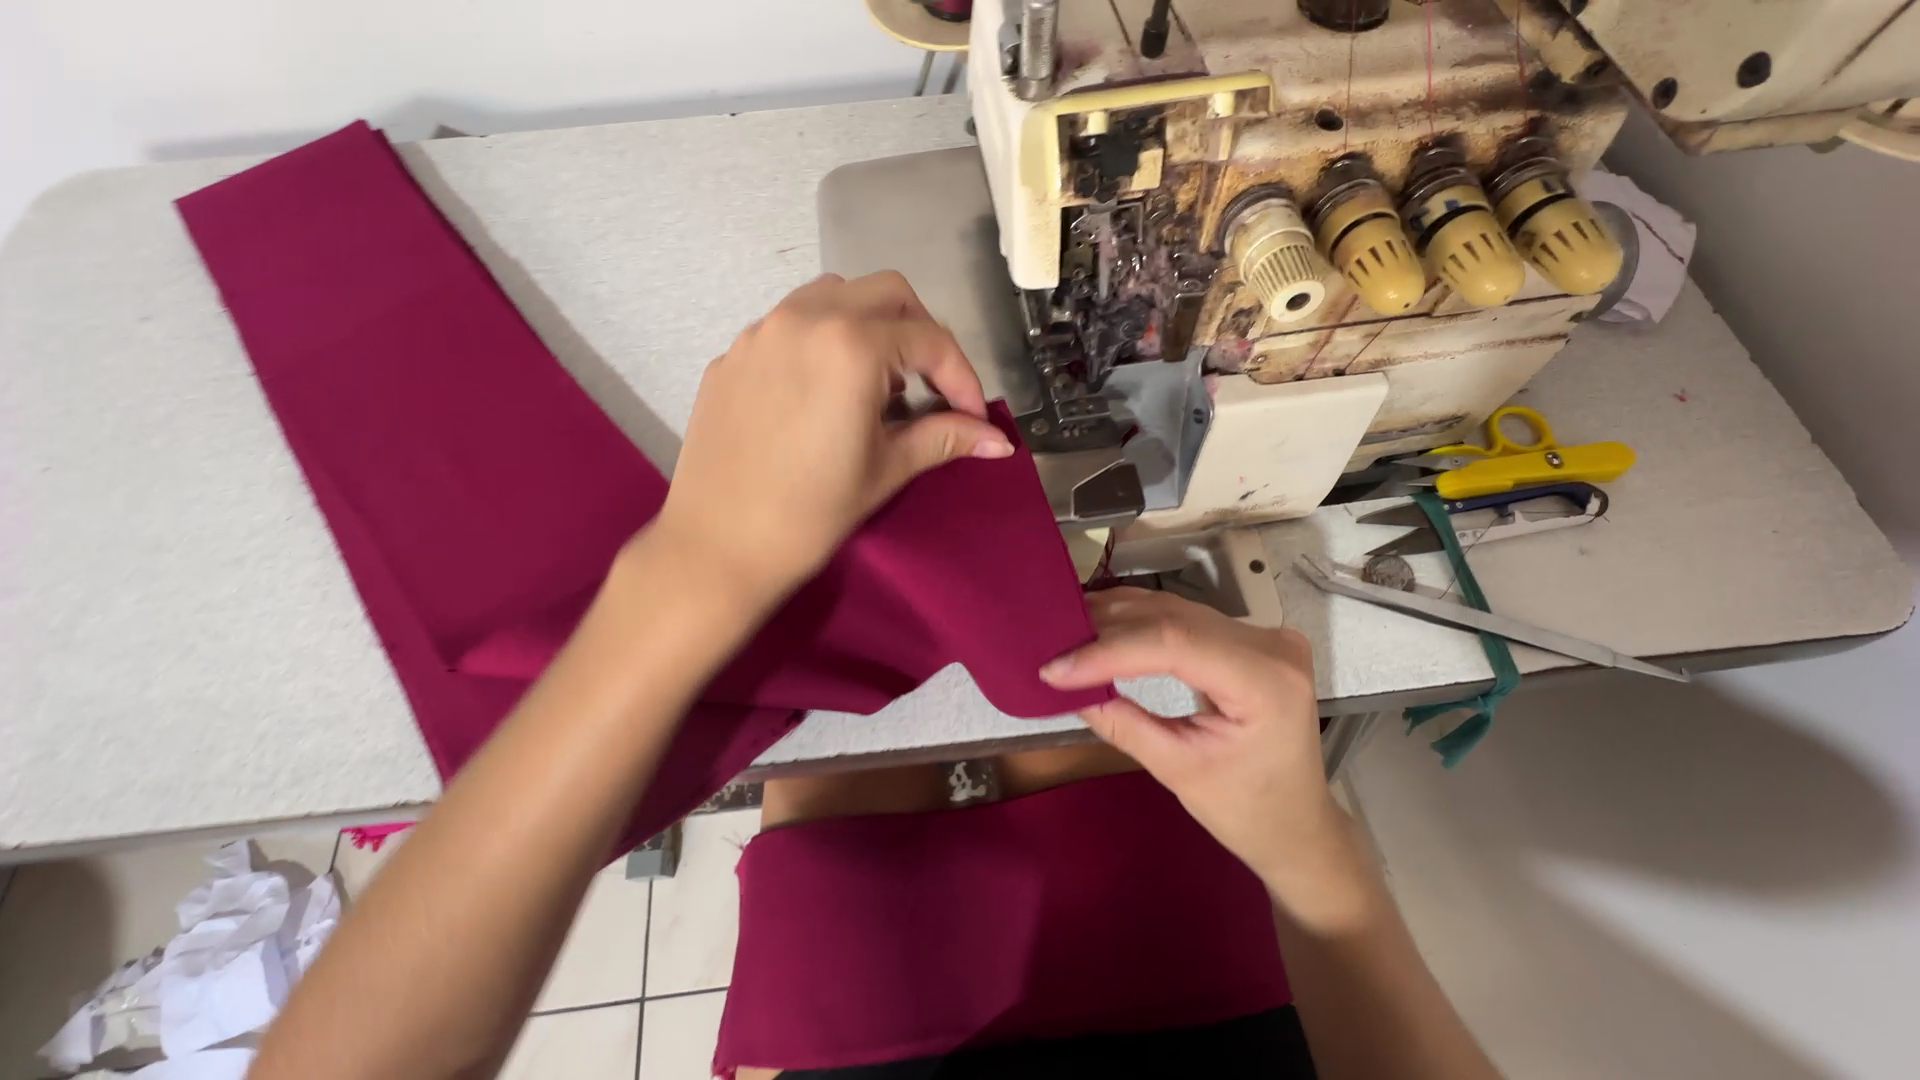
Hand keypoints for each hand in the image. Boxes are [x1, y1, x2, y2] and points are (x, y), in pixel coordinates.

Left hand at [654, 271, 1011, 602]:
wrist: (717, 546)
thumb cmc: (810, 514)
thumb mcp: (886, 470)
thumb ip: (945, 438)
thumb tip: (1000, 441)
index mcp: (851, 347)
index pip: (929, 340)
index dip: (963, 377)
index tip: (973, 415)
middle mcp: (804, 319)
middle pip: (887, 293)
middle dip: (921, 333)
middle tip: (930, 386)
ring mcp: (761, 332)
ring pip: (834, 296)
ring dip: (870, 325)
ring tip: (877, 383)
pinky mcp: (732, 355)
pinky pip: (789, 325)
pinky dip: (822, 342)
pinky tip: (823, 394)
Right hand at [1040, 588, 1359, 914]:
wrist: (1298, 826)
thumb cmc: (1246, 811)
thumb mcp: (1178, 770)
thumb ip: (1123, 722)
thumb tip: (1064, 689)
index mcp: (1266, 680)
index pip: (1174, 642)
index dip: (1109, 649)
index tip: (1056, 668)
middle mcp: (1270, 644)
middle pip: (1173, 618)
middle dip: (1106, 628)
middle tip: (1050, 641)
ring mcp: (1264, 636)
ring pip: (1175, 610)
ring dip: (1117, 619)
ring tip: (1066, 631)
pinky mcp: (1250, 638)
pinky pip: (1185, 619)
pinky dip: (1140, 623)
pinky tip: (1102, 628)